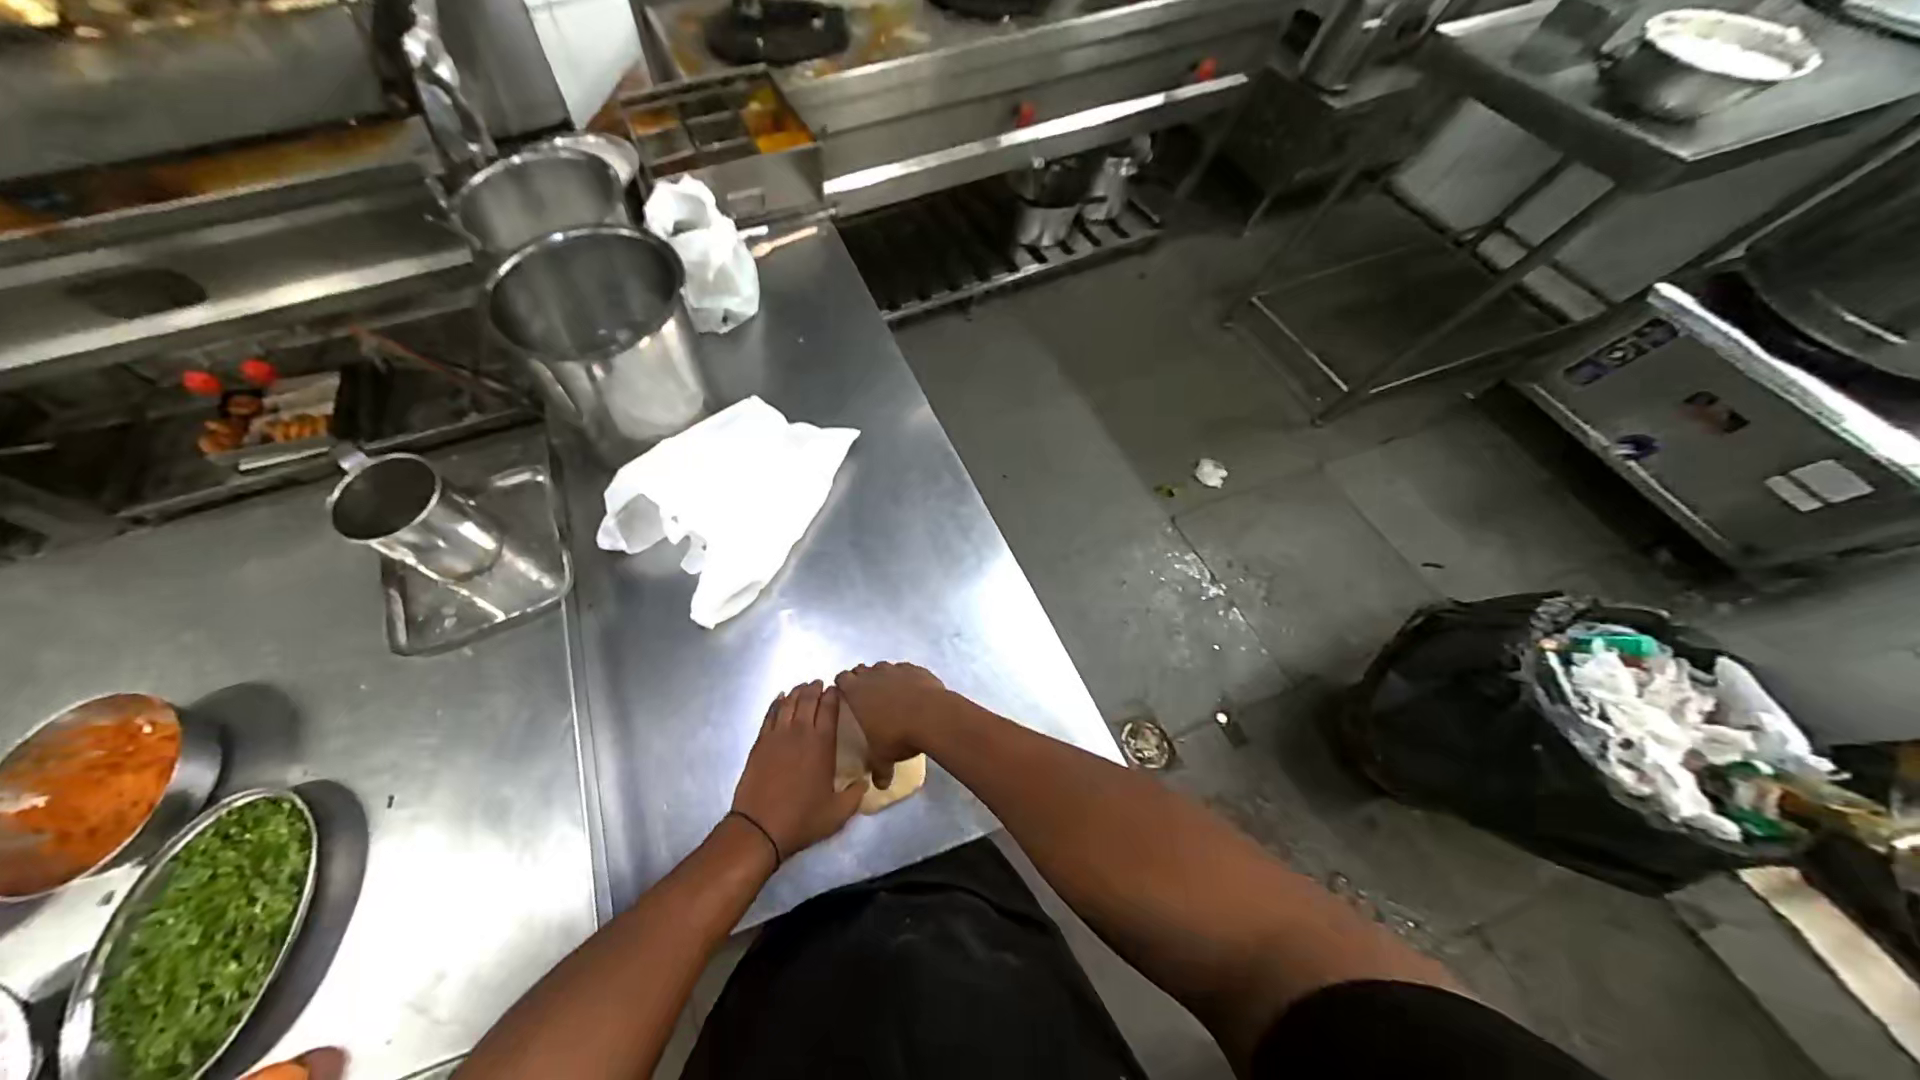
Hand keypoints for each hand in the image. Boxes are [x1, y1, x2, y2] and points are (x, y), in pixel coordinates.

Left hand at [730, 681, 865, 859]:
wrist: (759, 828)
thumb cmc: (802, 819)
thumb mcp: (838, 813)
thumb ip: (855, 795)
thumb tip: (864, 783)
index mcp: (822, 744)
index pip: (830, 709)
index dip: (834, 696)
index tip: (836, 690)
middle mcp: (800, 733)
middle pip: (808, 700)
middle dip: (815, 689)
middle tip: (820, 683)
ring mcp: (777, 736)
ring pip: (788, 704)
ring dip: (797, 692)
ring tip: (802, 687)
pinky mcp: (760, 743)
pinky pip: (770, 715)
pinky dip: (776, 703)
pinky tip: (780, 698)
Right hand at [834, 662, 951, 787]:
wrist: (932, 716)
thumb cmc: (897, 735)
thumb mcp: (883, 757)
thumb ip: (879, 770)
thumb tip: (880, 786)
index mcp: (856, 691)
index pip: (842, 679)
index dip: (843, 685)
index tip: (846, 695)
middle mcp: (873, 675)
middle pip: (860, 670)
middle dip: (861, 679)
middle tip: (867, 697)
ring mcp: (895, 669)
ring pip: (883, 667)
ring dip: (883, 677)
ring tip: (890, 694)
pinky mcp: (915, 669)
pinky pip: (905, 670)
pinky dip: (905, 677)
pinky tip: (912, 691)